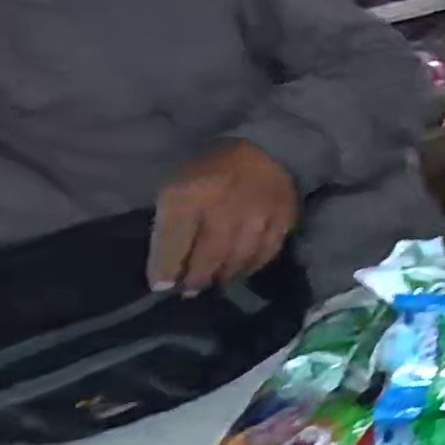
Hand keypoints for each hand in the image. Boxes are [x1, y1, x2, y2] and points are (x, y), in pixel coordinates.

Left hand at [148, 140, 299, 294]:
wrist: (266, 152)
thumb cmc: (210, 169)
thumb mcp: (177, 185)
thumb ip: (173, 218)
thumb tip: (172, 254)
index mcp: (190, 199)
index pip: (175, 241)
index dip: (166, 267)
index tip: (159, 287)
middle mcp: (225, 211)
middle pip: (211, 254)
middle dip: (198, 276)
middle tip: (189, 291)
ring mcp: (259, 217)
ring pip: (241, 256)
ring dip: (226, 275)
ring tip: (216, 285)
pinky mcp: (284, 220)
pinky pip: (269, 249)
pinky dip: (255, 264)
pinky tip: (244, 271)